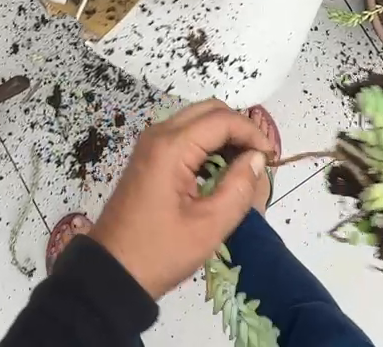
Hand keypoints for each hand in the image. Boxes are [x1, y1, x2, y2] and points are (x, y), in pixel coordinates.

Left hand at [88, 100, 270, 298]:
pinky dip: (206, 144)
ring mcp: (151, 143)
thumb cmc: (160, 251)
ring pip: (196, 120)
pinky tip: (220, 171)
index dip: (252, 132)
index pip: (222, 120)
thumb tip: (256, 159)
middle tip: (258, 159)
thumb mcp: (209, 226)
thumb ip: (239, 188)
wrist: (112, 272)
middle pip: (209, 110)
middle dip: (238, 128)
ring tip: (244, 167)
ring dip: (223, 135)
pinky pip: (184, 135)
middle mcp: (159, 134)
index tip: (271, 157)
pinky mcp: (149, 155)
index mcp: (172, 146)